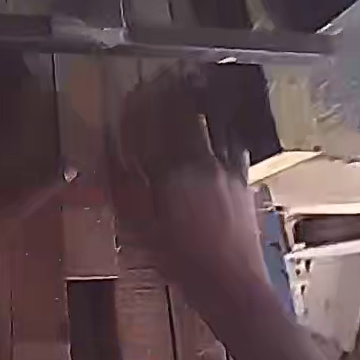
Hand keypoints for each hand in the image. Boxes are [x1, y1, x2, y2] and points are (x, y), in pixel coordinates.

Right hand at [110, 71, 271, 305]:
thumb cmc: (180, 262)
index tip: (135, 88)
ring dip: (199, 104)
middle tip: (164, 74)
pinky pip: (232, 145)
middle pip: (185, 117)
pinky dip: (221, 129)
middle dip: (172, 93)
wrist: (233, 285)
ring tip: (192, 84)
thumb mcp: (142, 227)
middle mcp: (202, 163)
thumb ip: (128, 188)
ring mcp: (227, 170)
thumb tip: (116, 158)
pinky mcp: (243, 182)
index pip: (155, 127)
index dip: (144, 104)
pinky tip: (218, 126)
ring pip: (211, 125)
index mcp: (172, 174)